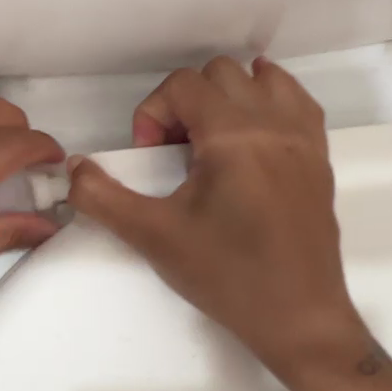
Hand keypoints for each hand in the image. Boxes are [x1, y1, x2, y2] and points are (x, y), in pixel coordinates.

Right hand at [65, 57, 366, 378]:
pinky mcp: (318, 157)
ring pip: (261, 78)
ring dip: (225, 97)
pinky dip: (264, 102)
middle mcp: (275, 125)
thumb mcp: (150, 236)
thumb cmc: (223, 274)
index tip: (151, 160)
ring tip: (208, 142)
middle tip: (172, 153)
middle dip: (184, 103)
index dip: (153, 114)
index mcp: (234, 138)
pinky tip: (245, 138)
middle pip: (219, 73)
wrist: (297, 317)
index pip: (183, 85)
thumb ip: (101, 196)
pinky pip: (295, 99)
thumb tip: (73, 167)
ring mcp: (304, 138)